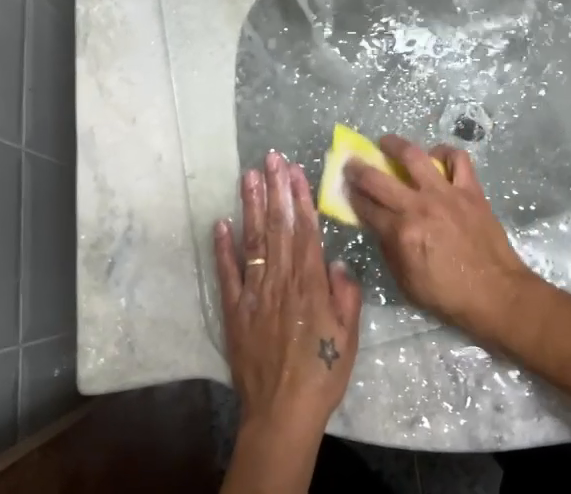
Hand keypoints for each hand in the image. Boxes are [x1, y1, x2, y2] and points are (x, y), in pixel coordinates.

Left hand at [214, 149, 362, 437]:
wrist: (282, 412)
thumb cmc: (322, 373)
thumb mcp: (348, 336)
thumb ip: (346, 295)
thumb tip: (338, 261)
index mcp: (311, 284)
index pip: (305, 231)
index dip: (300, 198)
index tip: (296, 170)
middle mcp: (281, 281)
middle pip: (278, 227)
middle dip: (275, 189)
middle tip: (272, 157)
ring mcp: (254, 294)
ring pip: (254, 241)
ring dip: (251, 206)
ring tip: (249, 175)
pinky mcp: (233, 310)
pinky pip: (227, 273)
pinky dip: (223, 247)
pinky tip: (221, 222)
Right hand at [345, 135, 539, 342]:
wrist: (496, 294)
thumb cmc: (448, 296)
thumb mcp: (406, 283)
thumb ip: (389, 250)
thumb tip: (379, 226)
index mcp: (402, 232)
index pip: (366, 207)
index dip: (351, 196)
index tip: (343, 188)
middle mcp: (420, 206)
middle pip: (379, 179)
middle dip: (359, 169)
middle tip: (351, 162)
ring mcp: (446, 193)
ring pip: (415, 156)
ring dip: (394, 145)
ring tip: (386, 142)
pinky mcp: (471, 189)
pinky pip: (458, 158)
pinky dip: (444, 153)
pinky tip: (435, 157)